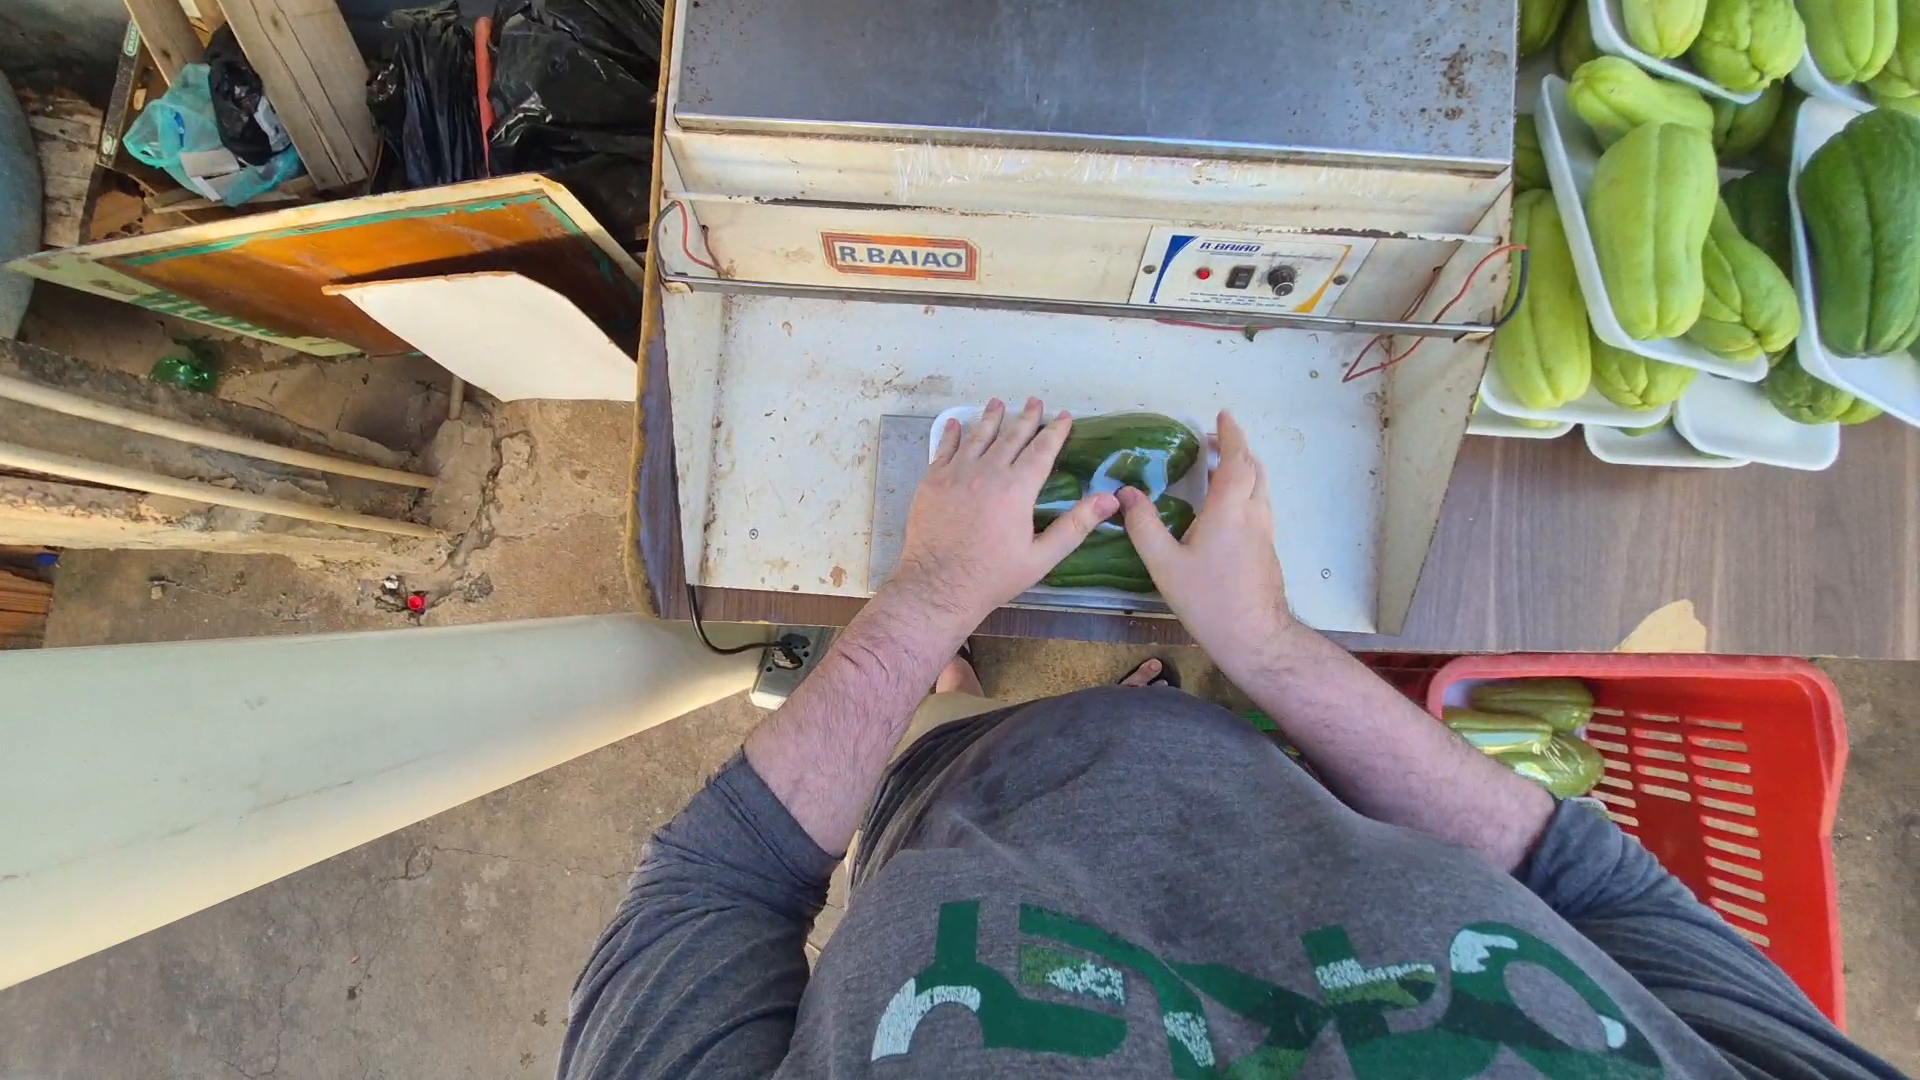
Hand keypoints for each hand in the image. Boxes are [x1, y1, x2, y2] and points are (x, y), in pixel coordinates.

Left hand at [890, 398, 1118, 628]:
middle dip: (1026, 417)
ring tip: (999, 402)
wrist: (938, 586)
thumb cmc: (992, 577)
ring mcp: (956, 474)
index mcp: (1017, 488)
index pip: (1042, 450)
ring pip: (978, 437)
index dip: (1055, 431)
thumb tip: (1109, 500)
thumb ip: (1075, 526)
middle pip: (1011, 436)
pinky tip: (957, 423)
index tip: (1064, 416)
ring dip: (991, 418)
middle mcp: (987, 472)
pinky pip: (944, 449)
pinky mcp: (932, 482)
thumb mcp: (1041, 557)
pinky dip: (952, 434)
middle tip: (1035, 401)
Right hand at [1117, 410, 1299, 673]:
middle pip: (1254, 469)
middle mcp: (1253, 514)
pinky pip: (1260, 504)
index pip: (1236, 460)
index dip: (1231, 435)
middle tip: (1215, 440)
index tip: (1222, 416)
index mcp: (1229, 510)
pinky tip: (1227, 506)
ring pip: (1261, 487)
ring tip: (1220, 466)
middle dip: (1236, 448)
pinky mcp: (1267, 549)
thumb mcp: (1164, 563)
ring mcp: (1265, 532)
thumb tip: (1125, 494)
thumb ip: (1144, 525)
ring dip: (1244, 468)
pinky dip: (1246, 489)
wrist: (1253, 636)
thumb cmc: (1207, 599)